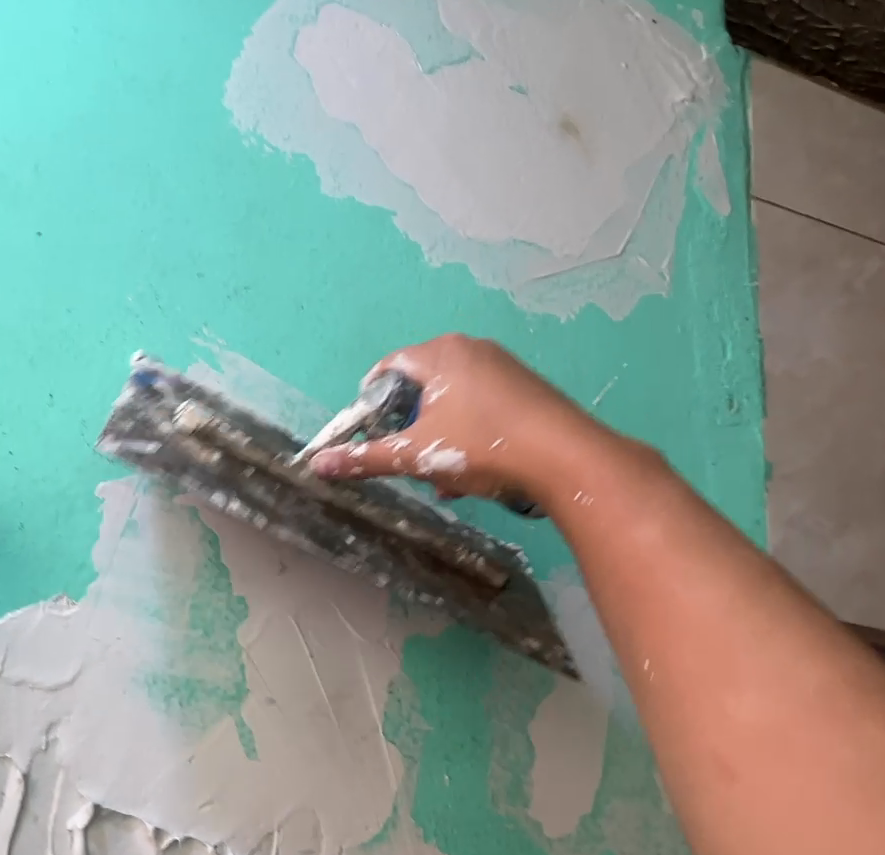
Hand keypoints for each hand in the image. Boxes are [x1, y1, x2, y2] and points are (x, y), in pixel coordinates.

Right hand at [309, 334, 618, 502]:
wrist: (566, 459)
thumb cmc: (483, 447)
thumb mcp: (418, 455)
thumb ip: (366, 458)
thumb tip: (317, 464)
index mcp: (439, 354)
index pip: (387, 368)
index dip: (371, 402)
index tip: (370, 434)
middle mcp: (470, 350)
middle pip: (419, 385)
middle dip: (407, 426)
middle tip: (406, 456)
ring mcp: (502, 366)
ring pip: (450, 401)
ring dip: (436, 437)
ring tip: (440, 475)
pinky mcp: (525, 388)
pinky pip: (479, 406)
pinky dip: (465, 434)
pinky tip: (471, 473)